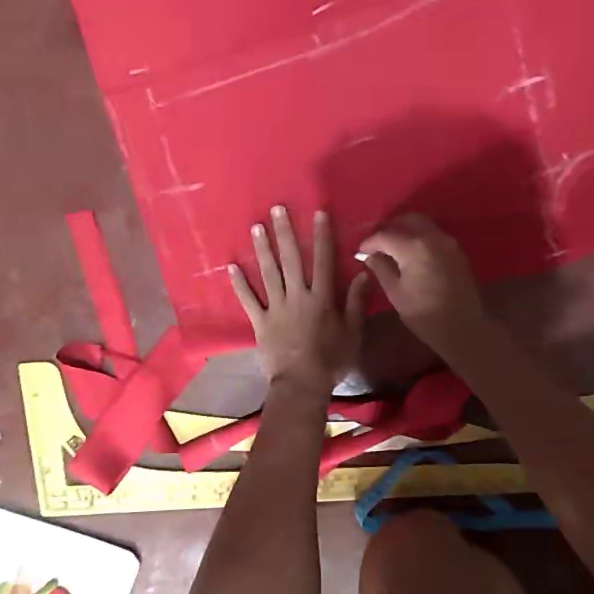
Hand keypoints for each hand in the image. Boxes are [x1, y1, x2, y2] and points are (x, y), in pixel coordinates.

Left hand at [230, 207, 368, 388]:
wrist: (301, 384)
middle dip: (285, 233)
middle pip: (291, 260)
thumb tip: (362, 274)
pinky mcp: (260, 322)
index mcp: (322, 298)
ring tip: (256, 227)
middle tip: (277, 209)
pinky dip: (240, 283)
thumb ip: (356, 302)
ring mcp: (276, 308)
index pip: (323, 261)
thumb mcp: (352, 332)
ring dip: (262, 249)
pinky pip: (248, 300)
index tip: (317, 214)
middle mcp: (298, 296)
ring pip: (268, 273)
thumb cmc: (332, 360)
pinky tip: (231, 266)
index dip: (321, 236)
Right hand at [356, 214, 487, 351]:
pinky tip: (412, 252)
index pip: (386, 235)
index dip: (370, 242)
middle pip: (408, 219)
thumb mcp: (396, 294)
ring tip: (393, 246)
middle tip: (377, 242)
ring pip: (424, 224)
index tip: (361, 251)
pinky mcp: (458, 251)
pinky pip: (435, 235)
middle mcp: (434, 238)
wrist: (463, 328)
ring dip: (406, 229)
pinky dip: (421, 237)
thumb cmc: (425, 315)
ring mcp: (449, 243)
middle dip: (390, 227)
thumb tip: (370, 256)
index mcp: (415, 248)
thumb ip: (381, 269)